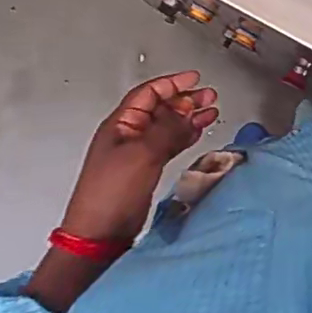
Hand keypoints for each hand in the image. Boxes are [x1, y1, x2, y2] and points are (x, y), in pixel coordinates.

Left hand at [59, 71, 219, 244]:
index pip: (149, 93)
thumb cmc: (108, 193)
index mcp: (121, 123)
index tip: (193, 79)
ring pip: (168, 126)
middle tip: (208, 95)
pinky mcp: (147, 169)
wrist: (100, 233)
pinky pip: (170, 144)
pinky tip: (198, 131)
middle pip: (161, 107)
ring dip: (189, 117)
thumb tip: (185, 112)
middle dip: (185, 99)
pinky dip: (185, 136)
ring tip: (211, 110)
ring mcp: (138, 152)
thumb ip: (166, 130)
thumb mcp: (141, 154)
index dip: (172, 83)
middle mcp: (129, 134)